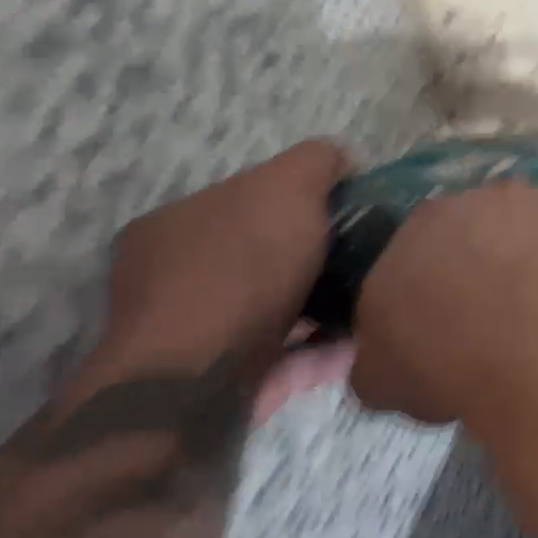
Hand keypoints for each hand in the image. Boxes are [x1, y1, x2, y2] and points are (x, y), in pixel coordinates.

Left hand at [73, 141, 352, 415]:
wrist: (200, 375)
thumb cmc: (243, 268)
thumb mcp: (288, 186)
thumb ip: (316, 161)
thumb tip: (340, 162)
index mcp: (174, 222)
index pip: (250, 200)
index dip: (306, 203)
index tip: (350, 216)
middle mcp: (168, 273)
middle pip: (265, 253)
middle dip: (317, 257)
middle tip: (367, 260)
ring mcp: (186, 330)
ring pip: (274, 304)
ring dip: (323, 305)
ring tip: (370, 305)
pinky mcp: (210, 377)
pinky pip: (280, 351)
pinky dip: (317, 346)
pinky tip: (351, 344)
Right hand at [349, 183, 537, 425]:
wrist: (536, 340)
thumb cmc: (442, 354)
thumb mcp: (378, 374)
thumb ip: (381, 352)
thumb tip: (388, 358)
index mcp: (427, 222)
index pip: (427, 242)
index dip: (439, 280)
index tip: (449, 316)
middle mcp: (498, 197)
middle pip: (498, 224)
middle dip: (502, 258)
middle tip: (509, 311)